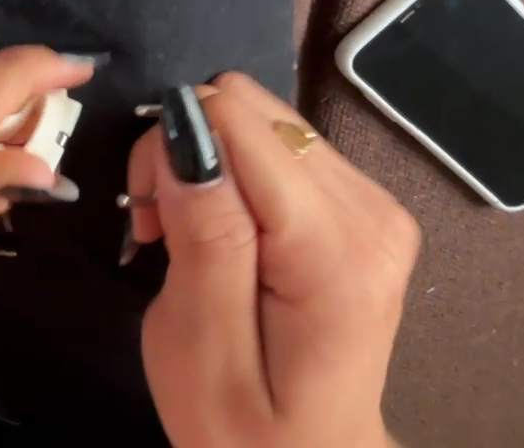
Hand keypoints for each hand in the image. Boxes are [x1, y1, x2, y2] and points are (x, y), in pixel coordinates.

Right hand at [128, 74, 419, 447]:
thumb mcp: (200, 346)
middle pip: (243, 108)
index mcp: (334, 248)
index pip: (234, 120)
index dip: (170, 149)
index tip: (152, 217)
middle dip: (184, 150)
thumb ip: (203, 235)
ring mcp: (371, 202)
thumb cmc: (246, 427)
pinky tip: (221, 224)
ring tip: (191, 231)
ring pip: (252, 115)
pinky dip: (227, 169)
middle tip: (166, 224)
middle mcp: (368, 208)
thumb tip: (183, 131)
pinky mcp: (357, 201)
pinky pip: (269, 139)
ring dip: (202, 159)